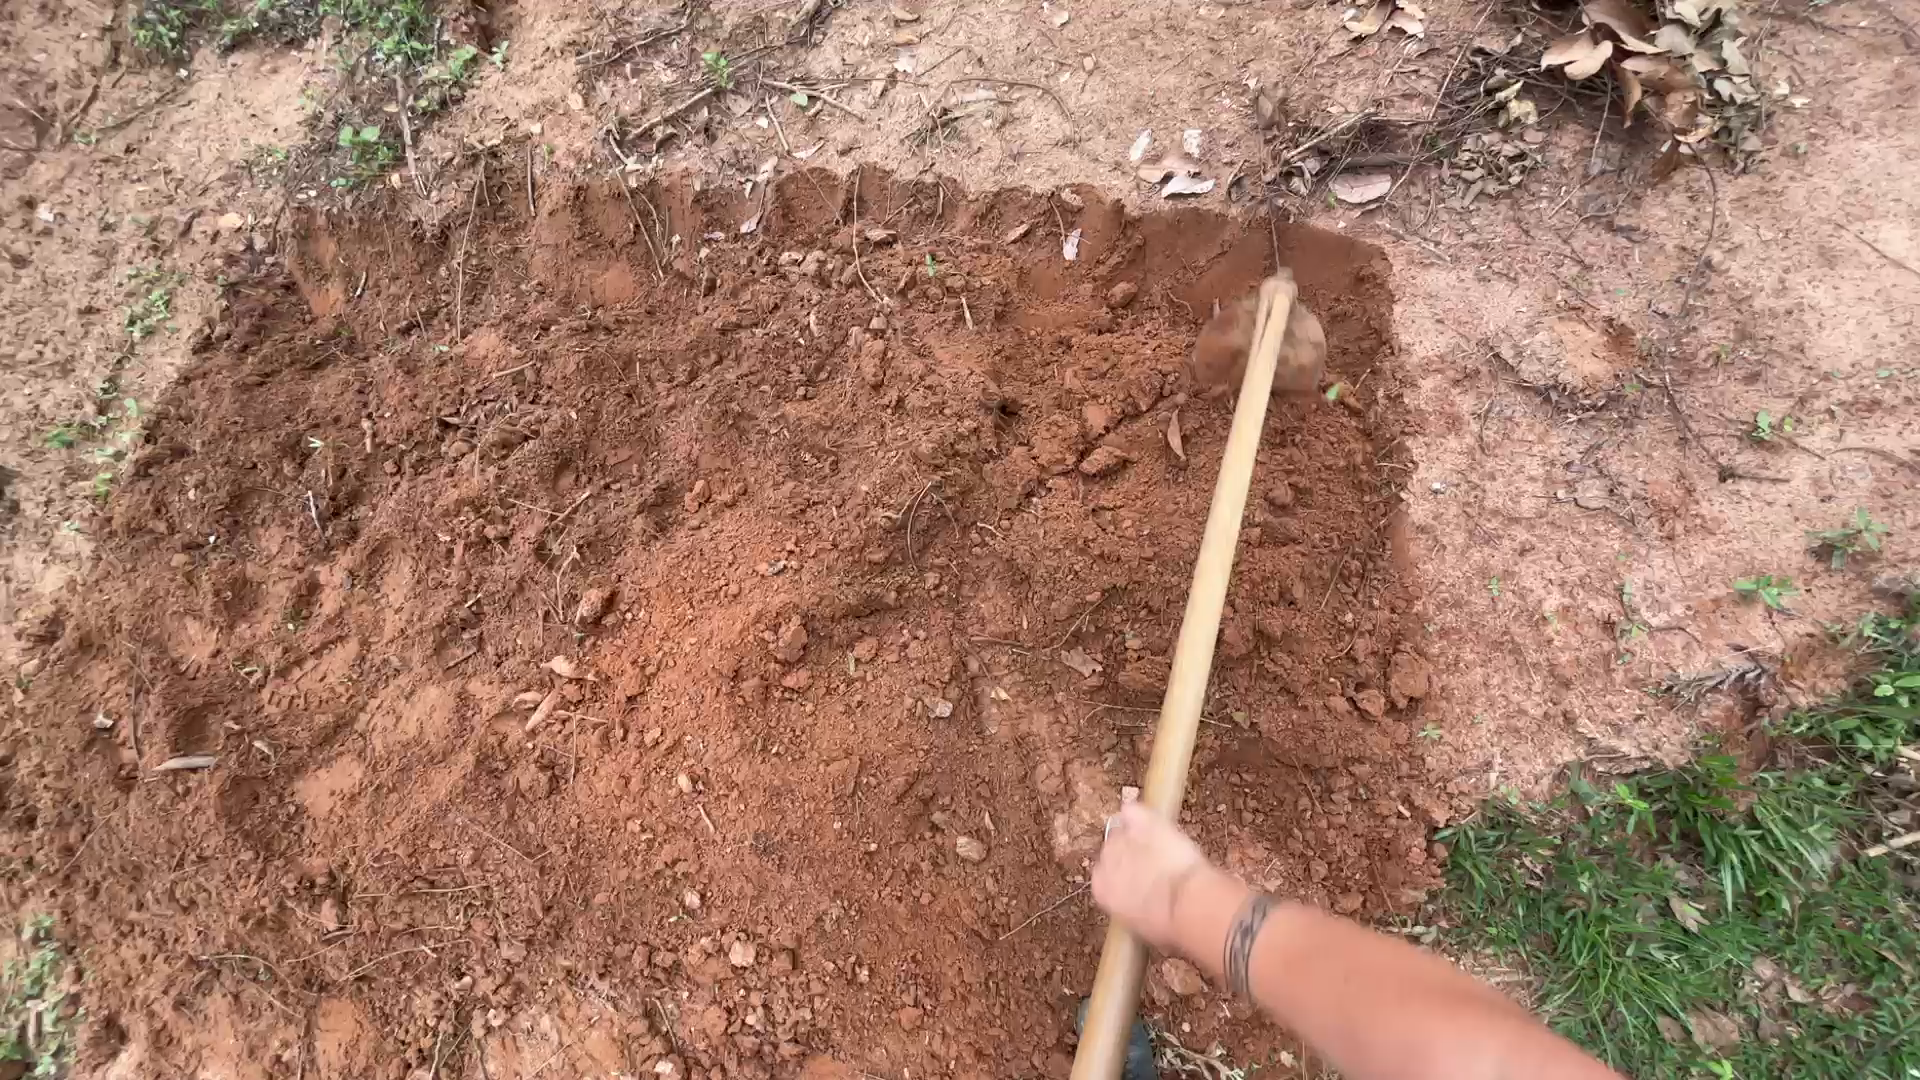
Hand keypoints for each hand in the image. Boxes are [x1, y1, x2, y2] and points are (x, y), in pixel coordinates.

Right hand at [1090, 802, 1213, 952]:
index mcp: (1102, 888)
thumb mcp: (1142, 926)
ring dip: (1137, 836)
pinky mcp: (1141, 821)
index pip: (1103, 875)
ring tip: (1158, 846)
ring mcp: (1122, 837)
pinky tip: (1152, 822)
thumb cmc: (1168, 924)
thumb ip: (1131, 907)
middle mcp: (1105, 860)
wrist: (1187, 903)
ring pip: (1122, 829)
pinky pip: (1132, 810)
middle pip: (1111, 849)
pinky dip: (1140, 814)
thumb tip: (1141, 906)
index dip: (1121, 876)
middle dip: (1128, 855)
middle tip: (1152, 865)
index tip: (1136, 881)